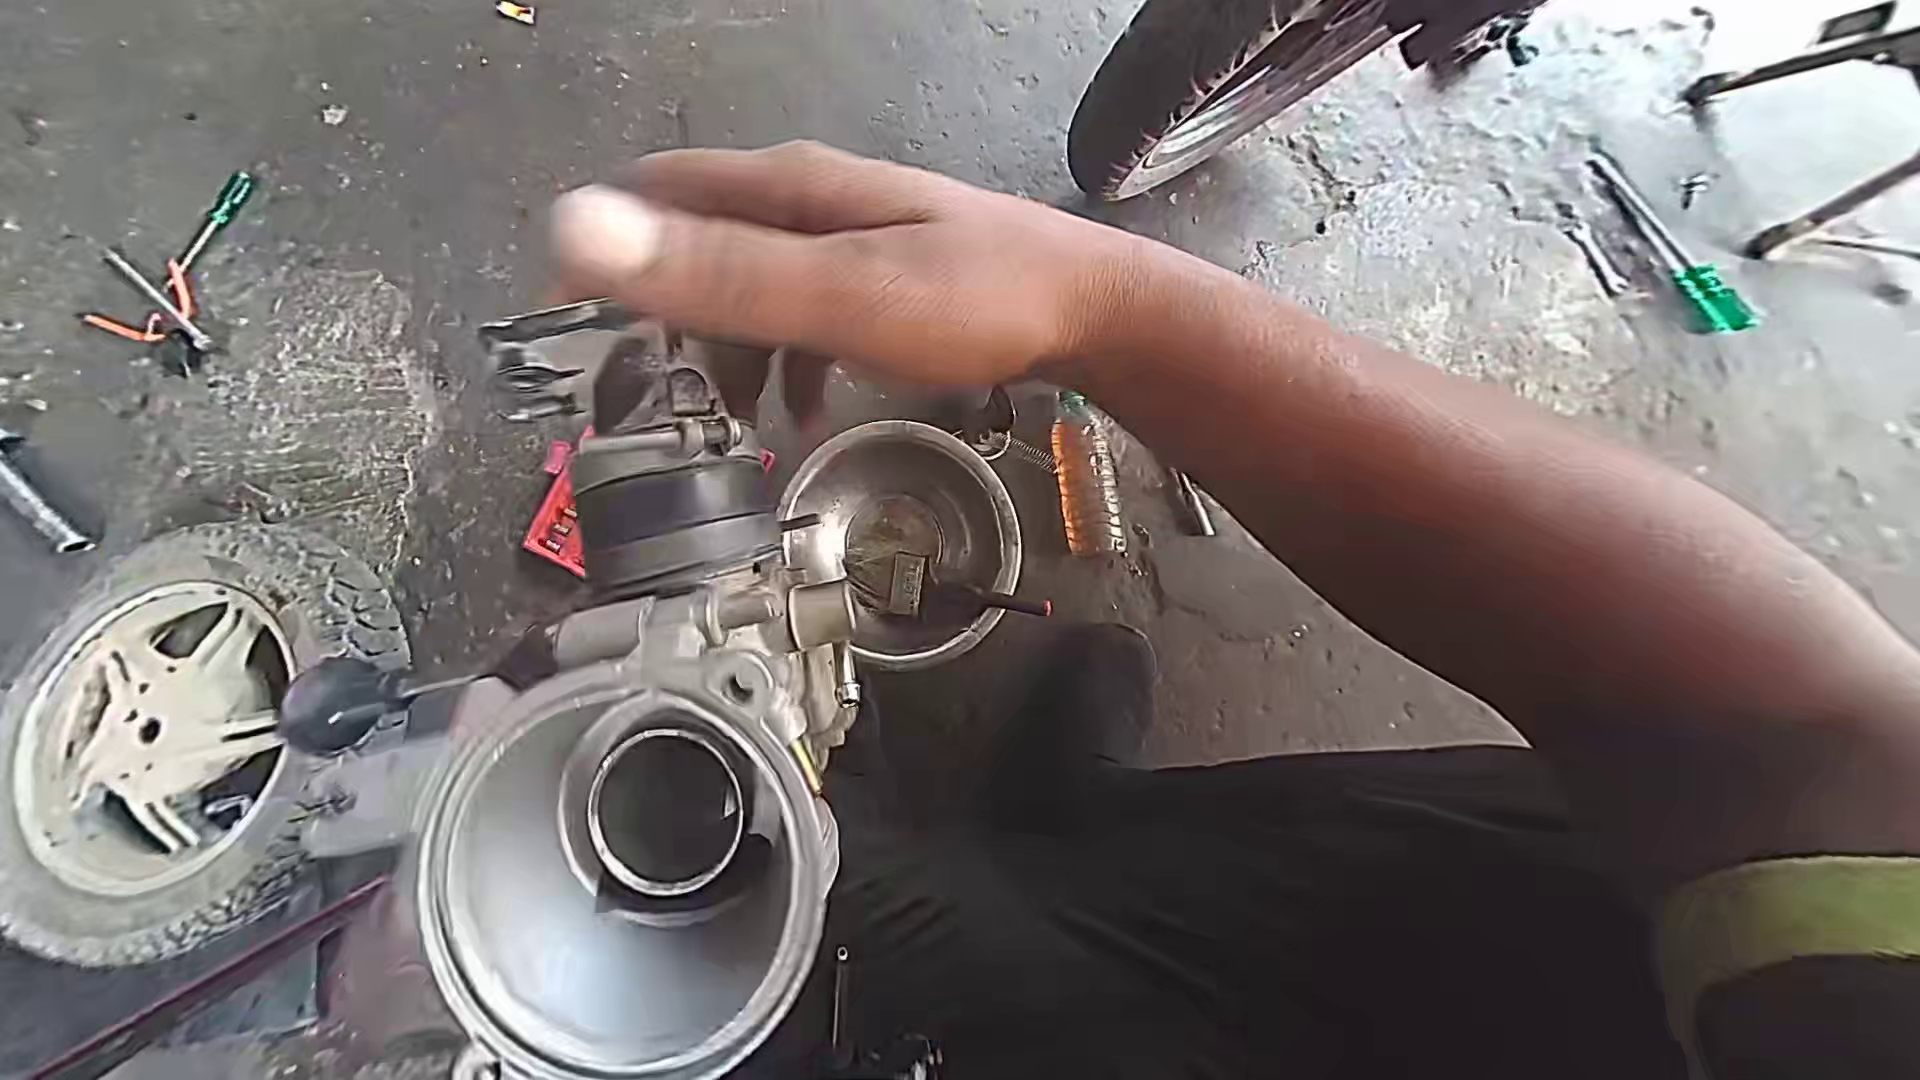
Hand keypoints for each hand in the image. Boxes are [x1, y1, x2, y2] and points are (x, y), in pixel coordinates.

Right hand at [548, 141, 1149, 386]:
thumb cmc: (973, 301)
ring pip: (760, 296)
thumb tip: (581, 231)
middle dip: (672, 324)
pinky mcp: (884, 286)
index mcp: (789, 192)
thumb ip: (728, 273)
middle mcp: (812, 207)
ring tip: (734, 424)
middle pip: (705, 252)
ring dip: (735, 358)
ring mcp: (852, 246)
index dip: (605, 257)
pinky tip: (806, 414)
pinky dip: (794, 368)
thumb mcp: (845, 293)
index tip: (575, 334)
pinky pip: (813, 323)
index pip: (658, 199)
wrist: (1081, 311)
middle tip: (657, 401)